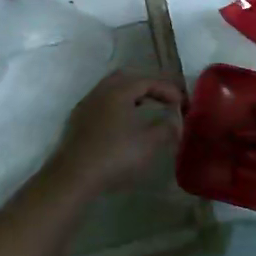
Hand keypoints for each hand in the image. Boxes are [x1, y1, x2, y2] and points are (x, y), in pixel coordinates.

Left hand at [45, 71, 184, 193]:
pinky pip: (101, 105)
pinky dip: (117, 107)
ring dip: (131, 97)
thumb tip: (176, 121)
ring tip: (145, 111)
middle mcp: (100, 92)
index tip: (182, 103)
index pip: (147, 81)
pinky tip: (123, 125)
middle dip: (147, 87)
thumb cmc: (115, 156)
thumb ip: (166, 128)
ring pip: (111, 91)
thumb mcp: (148, 143)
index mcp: (118, 91)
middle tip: (163, 100)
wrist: (73, 175)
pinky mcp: (77, 121)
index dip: (167, 89)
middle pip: (126, 79)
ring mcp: (85, 106)